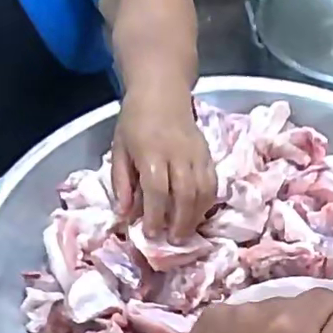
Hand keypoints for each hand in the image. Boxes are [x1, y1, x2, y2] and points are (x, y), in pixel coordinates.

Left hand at [110, 86, 214, 240]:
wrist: (162, 91)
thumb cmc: (136, 122)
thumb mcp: (119, 149)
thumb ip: (122, 183)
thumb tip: (124, 215)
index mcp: (151, 151)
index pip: (157, 189)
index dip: (155, 215)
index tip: (151, 234)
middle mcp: (177, 153)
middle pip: (184, 194)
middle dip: (179, 222)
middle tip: (173, 241)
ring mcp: (196, 155)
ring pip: (202, 192)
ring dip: (195, 217)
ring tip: (186, 233)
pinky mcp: (208, 157)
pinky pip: (212, 186)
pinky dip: (206, 205)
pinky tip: (197, 216)